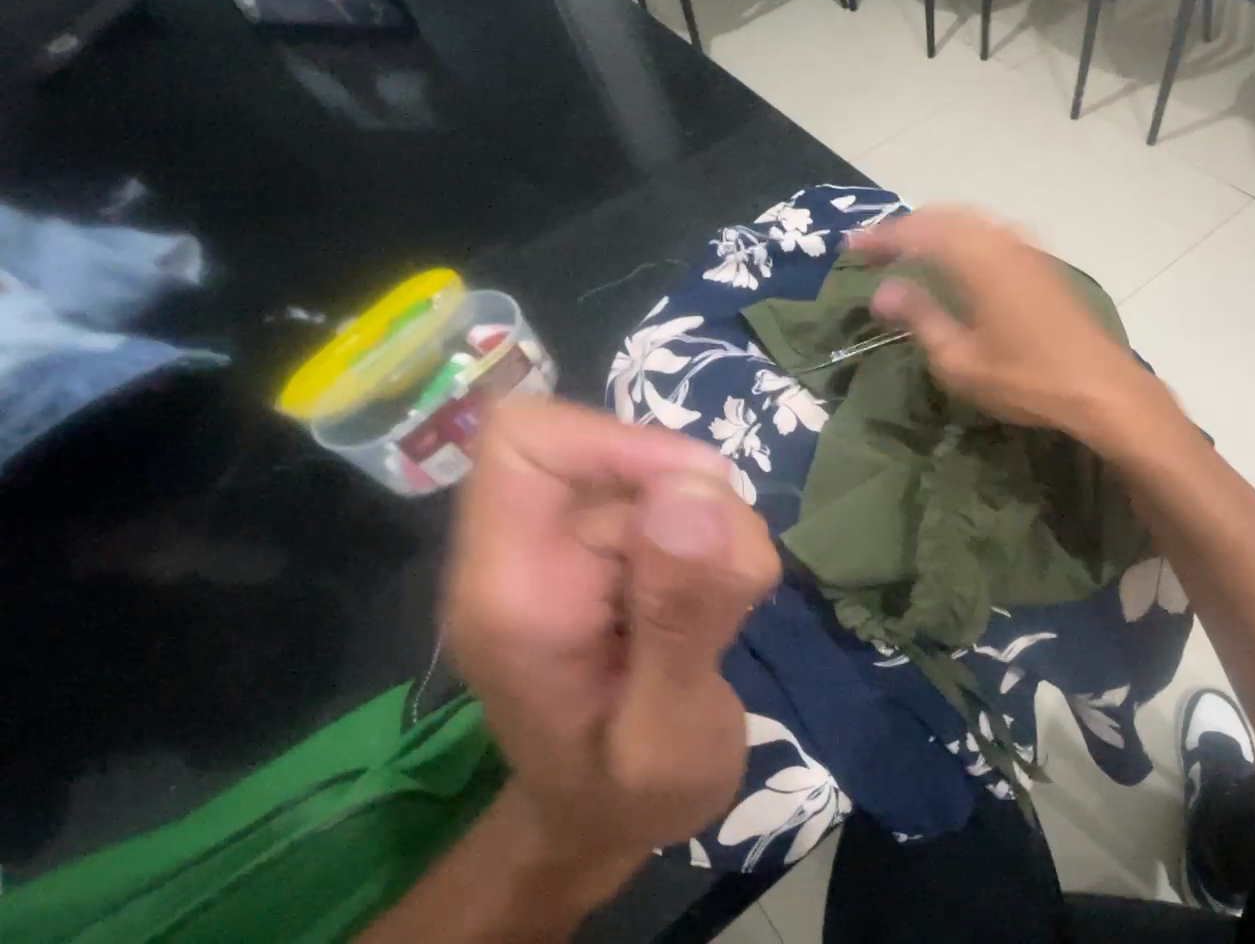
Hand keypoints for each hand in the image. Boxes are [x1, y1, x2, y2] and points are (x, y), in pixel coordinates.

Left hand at [443, 400, 778, 900]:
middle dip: (698, 508)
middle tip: (730, 593)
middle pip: (617, 458)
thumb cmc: (629, 797)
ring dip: (718, 531)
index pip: (528, 444)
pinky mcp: (613, 552)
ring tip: (721, 616)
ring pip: (661, 477)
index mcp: (514, 589)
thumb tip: (697, 491)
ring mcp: (574, 549)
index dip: (618, 444)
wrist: (609, 821)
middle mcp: (533, 551)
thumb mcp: (667, 734)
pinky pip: (681, 502)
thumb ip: (680, 618)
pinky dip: (720, 540)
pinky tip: (715, 606)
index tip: (700, 499)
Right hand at [848, 206, 1178, 450]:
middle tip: (876, 249)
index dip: (879, 238)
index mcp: (977, 258)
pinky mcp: (1044, 264)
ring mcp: (1028, 249)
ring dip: (936, 230)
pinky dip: (964, 238)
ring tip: (909, 251)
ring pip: (971, 222)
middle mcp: (1002, 240)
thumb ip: (920, 319)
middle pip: (944, 216)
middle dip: (905, 229)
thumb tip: (884, 293)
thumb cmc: (1027, 379)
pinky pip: (992, 234)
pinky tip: (958, 262)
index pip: (916, 232)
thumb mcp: (960, 361)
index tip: (850, 249)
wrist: (1103, 388)